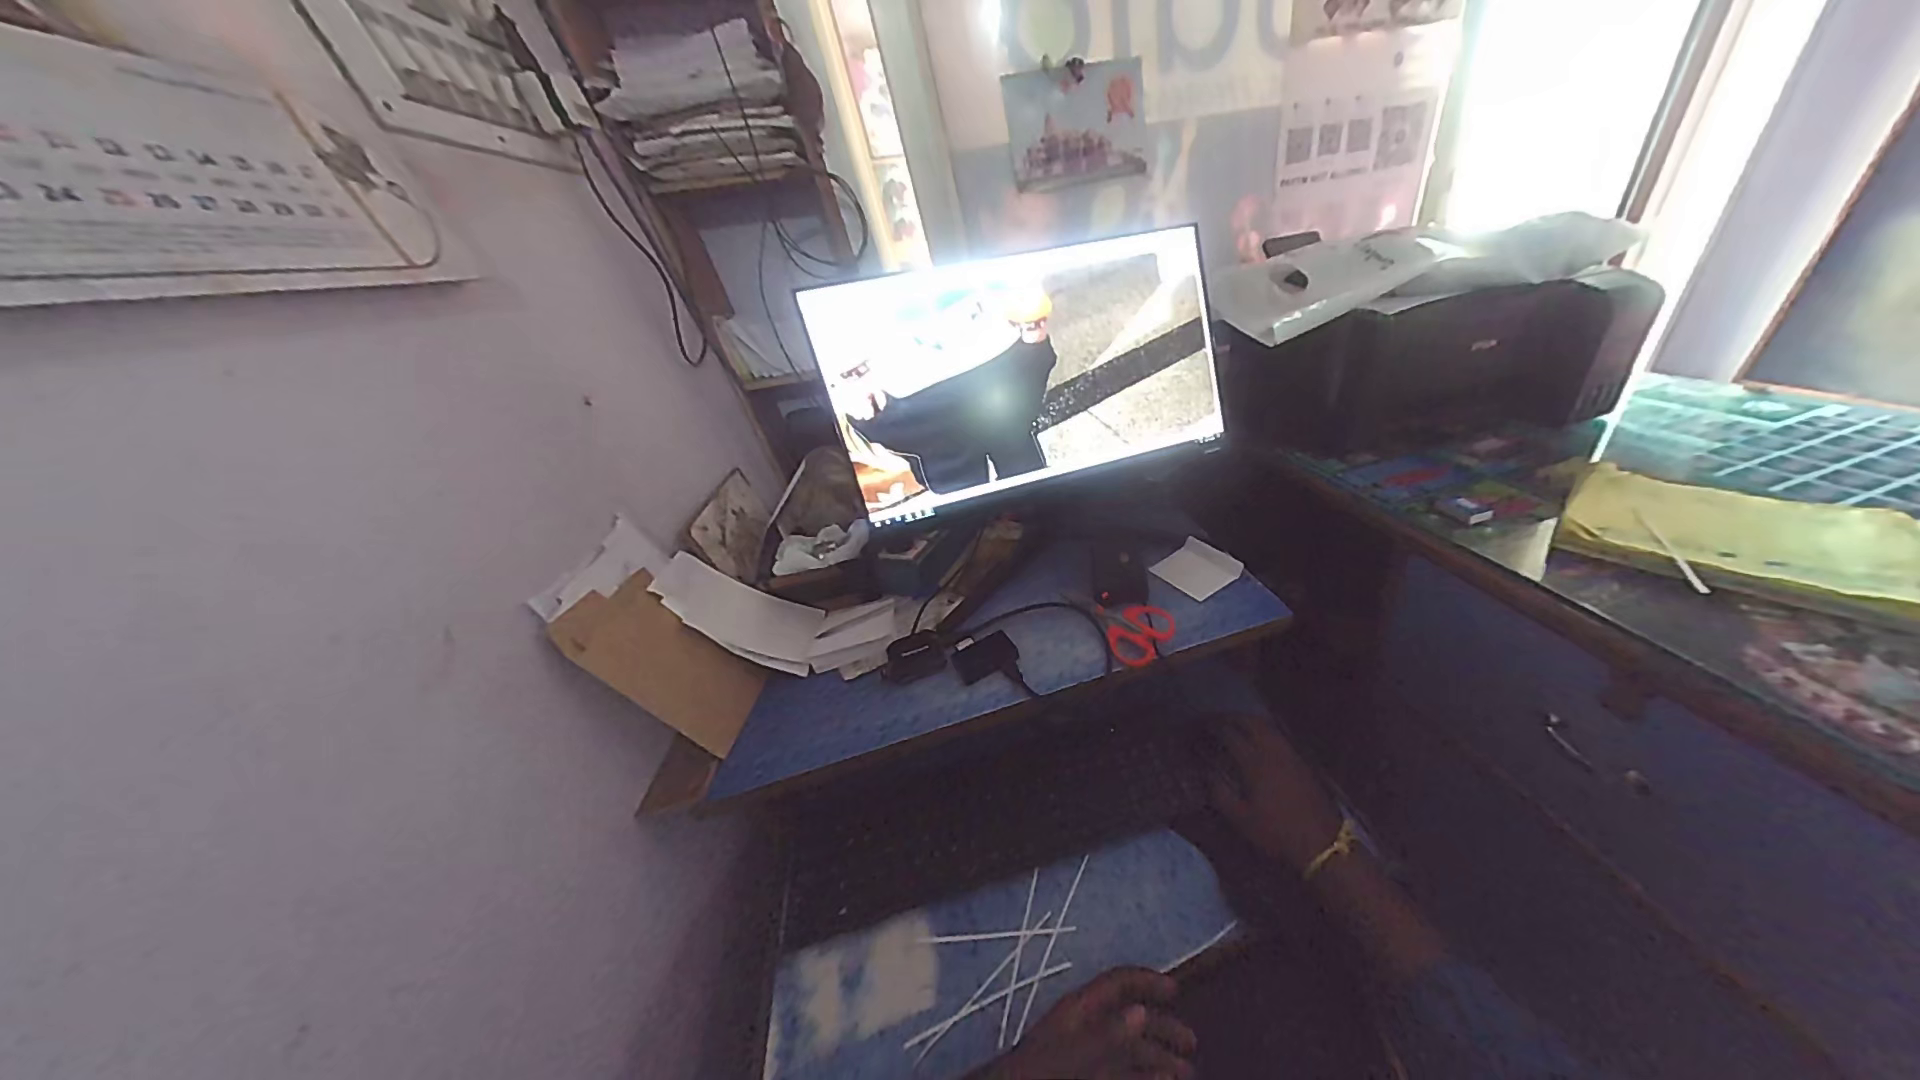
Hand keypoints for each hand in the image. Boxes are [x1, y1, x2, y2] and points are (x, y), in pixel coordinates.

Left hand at [978, 968, 1196, 1079]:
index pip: (1117, 983)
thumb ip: (1107, 1034)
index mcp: (1080, 1011)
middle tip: (1192, 1043)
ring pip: (1127, 1050)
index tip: (1175, 991)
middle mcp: (1085, 1027)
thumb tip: (1141, 1011)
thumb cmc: (1041, 1073)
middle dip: (1161, 1027)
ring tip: (1185, 1073)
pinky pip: (1119, 1073)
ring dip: (1157, 1059)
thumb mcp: (1074, 1054)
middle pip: (1128, 1018)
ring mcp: (1084, 1055)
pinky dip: (1141, 1077)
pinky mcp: (1086, 1075)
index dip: (1146, 981)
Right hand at [1208, 713, 1346, 872]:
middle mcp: (1273, 751)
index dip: (1210, 727)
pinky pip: (1279, 737)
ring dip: (1249, 722)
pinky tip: (1259, 742)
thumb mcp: (1241, 818)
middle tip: (1215, 720)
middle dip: (1230, 717)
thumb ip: (1220, 793)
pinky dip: (1264, 732)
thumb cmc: (1277, 832)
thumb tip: (1206, 774)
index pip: (1228, 734)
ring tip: (1235, 726)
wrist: (1323, 844)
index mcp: (1254, 762)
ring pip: (1268, 727)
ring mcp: (1291, 755)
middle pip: (1250, 722)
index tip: (1197, 727)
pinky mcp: (1303, 763)